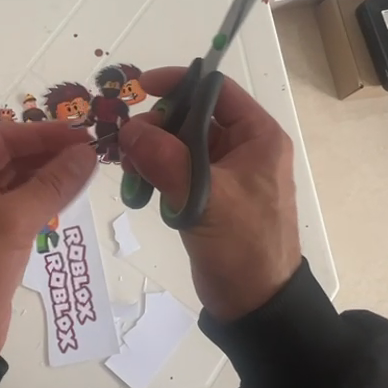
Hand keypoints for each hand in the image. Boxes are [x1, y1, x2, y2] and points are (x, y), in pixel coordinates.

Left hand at [0, 123, 98, 357]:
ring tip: (88, 173)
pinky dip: (44, 204)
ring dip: (50, 178)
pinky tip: (69, 201)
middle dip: (49, 154)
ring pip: (18, 186)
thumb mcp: (13, 220)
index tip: (83, 134)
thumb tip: (87, 153)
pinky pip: (20, 212)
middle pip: (11, 160)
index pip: (4, 139)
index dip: (44, 133)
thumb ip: (52, 184)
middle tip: (92, 153)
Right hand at [120, 68, 301, 321]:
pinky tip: (139, 189)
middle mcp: (243, 148)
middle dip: (158, 126)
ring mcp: (224, 173)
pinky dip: (155, 174)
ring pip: (178, 144)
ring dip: (151, 153)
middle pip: (191, 117)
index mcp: (257, 137)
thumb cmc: (243, 246)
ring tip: (130, 172)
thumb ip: (165, 158)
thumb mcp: (205, 197)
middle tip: (129, 145)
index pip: (216, 90)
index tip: (141, 88)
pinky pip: (175, 171)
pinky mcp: (208, 196)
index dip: (179, 83)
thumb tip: (130, 129)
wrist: (255, 303)